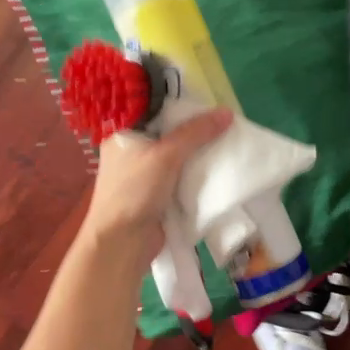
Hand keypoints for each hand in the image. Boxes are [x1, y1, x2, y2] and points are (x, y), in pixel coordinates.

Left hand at [79, 109, 232, 258]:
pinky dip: (194, 175)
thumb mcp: (166, 155)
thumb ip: (195, 133)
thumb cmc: (135, 191)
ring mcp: (144, 176)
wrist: (122, 243)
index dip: (182, 108)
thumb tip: (227, 112)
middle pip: (169, 135)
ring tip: (227, 143)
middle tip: (224, 125)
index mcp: (124, 135)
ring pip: (176, 158)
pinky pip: (179, 178)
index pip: (156, 111)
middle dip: (195, 132)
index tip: (210, 106)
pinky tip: (216, 169)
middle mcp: (132, 152)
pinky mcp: (156, 196)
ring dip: (197, 155)